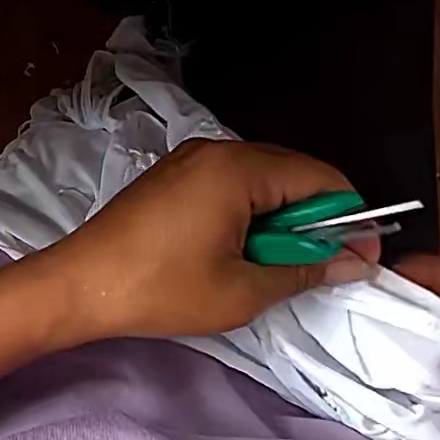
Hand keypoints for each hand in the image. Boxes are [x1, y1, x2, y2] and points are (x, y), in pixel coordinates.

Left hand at [38, 138, 375, 340]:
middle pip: (292, 172)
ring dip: (280, 216)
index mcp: (239, 168)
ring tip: (272, 261)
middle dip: (313, 218)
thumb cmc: (161, 289)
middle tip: (316, 265)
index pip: (321, 178)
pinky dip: (249, 210)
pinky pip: (231, 182)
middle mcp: (218, 149)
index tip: (360, 256)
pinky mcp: (175, 173)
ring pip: (262, 178)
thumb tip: (354, 263)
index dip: (349, 217)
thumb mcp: (242, 290)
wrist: (79, 284)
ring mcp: (192, 157)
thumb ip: (305, 270)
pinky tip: (237, 246)